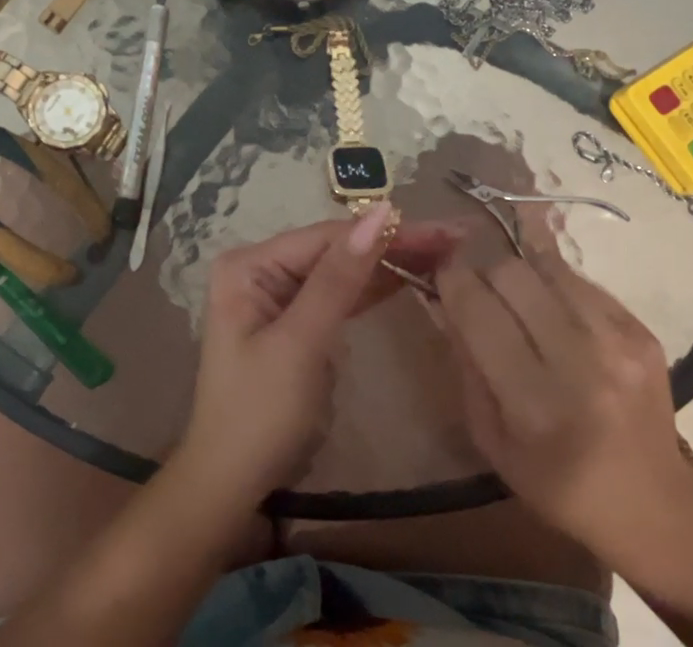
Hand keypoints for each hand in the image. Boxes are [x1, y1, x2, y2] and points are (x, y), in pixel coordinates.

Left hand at [179, 204, 459, 503]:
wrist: (234, 480)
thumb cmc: (261, 412)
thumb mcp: (301, 343)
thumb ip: (339, 279)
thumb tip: (380, 213)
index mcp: (250, 266)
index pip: (328, 237)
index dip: (387, 231)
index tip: (446, 229)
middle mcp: (262, 271)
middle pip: (337, 249)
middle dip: (395, 243)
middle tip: (458, 237)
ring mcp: (280, 298)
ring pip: (344, 271)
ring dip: (392, 264)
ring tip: (448, 251)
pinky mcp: (298, 325)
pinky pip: (341, 297)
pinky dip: (376, 290)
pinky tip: (414, 276)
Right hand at [438, 254, 692, 550]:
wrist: (653, 504)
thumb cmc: (557, 484)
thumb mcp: (490, 440)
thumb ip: (467, 367)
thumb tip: (448, 304)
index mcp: (537, 403)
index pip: (480, 313)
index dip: (453, 283)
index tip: (440, 276)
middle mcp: (583, 362)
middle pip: (514, 275)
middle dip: (483, 271)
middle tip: (474, 284)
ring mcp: (620, 341)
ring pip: (549, 266)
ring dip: (519, 270)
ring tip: (509, 288)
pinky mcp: (643, 330)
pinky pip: (582, 280)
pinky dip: (554, 282)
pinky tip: (546, 301)